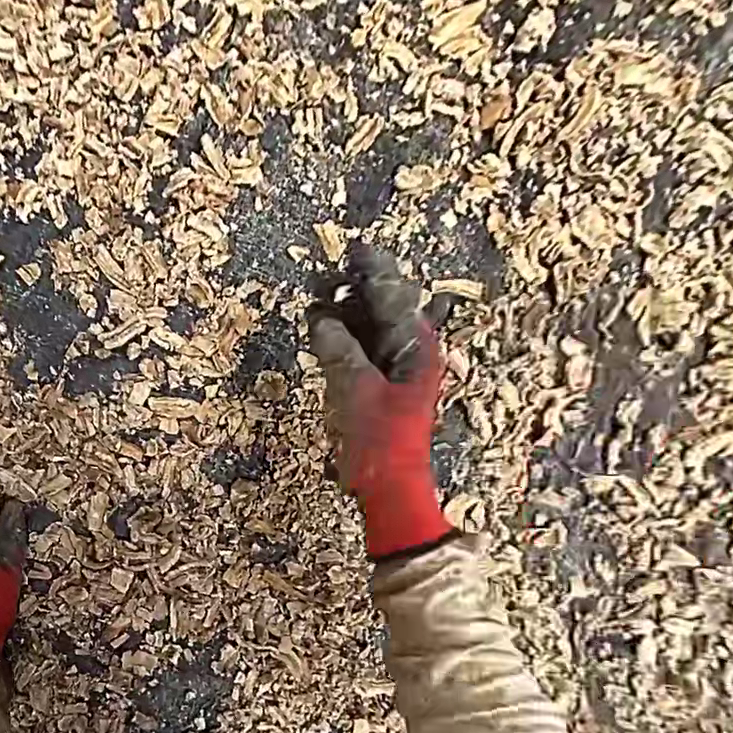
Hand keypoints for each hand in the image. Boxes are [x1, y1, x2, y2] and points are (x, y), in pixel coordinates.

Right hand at [307, 245, 452, 559]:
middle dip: (354, 290)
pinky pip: (355, 350)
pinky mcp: (372, 386)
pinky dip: (337, 338)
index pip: (393, 298)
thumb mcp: (357, 392)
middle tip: (324, 277)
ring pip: (366, 328)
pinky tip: (320, 330)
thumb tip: (321, 320)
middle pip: (380, 309)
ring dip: (343, 313)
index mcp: (416, 348)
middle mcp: (407, 353)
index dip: (374, 272)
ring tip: (316, 297)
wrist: (387, 483)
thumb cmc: (381, 440)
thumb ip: (340, 353)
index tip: (356, 249)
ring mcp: (390, 370)